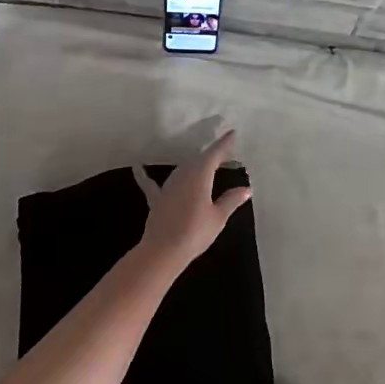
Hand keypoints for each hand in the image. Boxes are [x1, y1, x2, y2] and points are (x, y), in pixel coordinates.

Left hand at [135, 131, 252, 272]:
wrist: (164, 250)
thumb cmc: (195, 232)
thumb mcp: (218, 217)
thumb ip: (231, 200)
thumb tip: (246, 189)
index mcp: (200, 175)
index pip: (214, 154)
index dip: (224, 144)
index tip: (232, 133)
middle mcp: (183, 174)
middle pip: (198, 159)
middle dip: (211, 154)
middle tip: (223, 150)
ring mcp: (168, 185)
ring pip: (182, 168)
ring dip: (193, 163)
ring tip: (204, 161)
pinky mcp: (157, 198)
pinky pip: (151, 183)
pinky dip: (146, 175)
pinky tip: (137, 167)